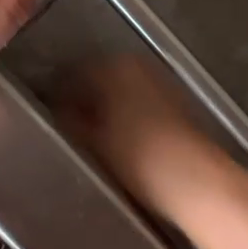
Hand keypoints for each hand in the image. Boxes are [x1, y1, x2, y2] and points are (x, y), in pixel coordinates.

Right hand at [60, 56, 226, 221]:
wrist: (197, 183)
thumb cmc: (141, 160)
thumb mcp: (94, 142)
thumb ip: (70, 120)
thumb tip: (60, 112)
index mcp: (113, 67)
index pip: (71, 74)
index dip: (57, 96)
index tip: (50, 115)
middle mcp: (137, 65)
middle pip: (98, 78)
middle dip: (83, 99)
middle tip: (69, 126)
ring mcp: (159, 80)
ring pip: (119, 90)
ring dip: (105, 107)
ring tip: (92, 137)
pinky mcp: (175, 100)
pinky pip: (137, 101)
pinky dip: (125, 113)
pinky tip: (119, 139)